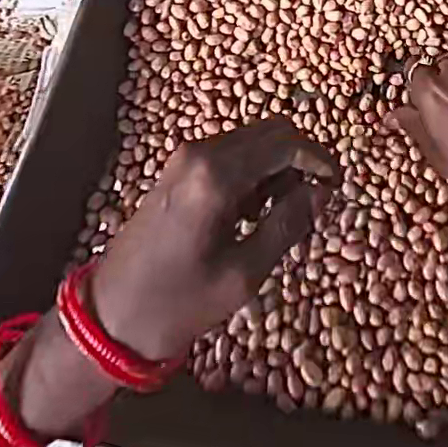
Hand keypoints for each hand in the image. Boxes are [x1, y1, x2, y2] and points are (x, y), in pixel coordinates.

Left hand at [88, 115, 338, 360]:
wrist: (110, 315)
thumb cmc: (179, 302)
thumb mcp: (244, 272)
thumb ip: (288, 224)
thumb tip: (323, 191)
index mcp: (216, 174)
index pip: (284, 143)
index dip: (318, 158)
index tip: (336, 184)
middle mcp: (200, 152)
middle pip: (270, 131)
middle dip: (299, 160)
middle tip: (312, 203)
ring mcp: (186, 157)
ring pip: (251, 141)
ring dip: (276, 167)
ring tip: (282, 216)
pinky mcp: (179, 168)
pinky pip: (230, 154)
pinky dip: (253, 172)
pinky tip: (253, 212)